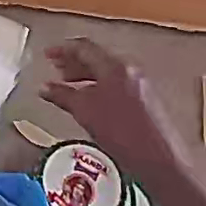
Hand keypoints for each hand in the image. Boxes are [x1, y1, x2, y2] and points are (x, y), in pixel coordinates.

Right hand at [40, 39, 201, 199]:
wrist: (159, 158)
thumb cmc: (122, 132)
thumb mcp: (85, 111)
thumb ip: (62, 95)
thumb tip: (45, 88)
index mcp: (115, 66)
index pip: (84, 47)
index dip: (63, 49)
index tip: (48, 54)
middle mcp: (129, 69)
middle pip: (97, 57)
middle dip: (73, 62)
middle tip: (55, 67)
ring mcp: (139, 83)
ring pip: (106, 70)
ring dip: (85, 74)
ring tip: (67, 84)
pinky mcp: (145, 97)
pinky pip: (116, 82)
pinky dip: (98, 85)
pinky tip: (89, 99)